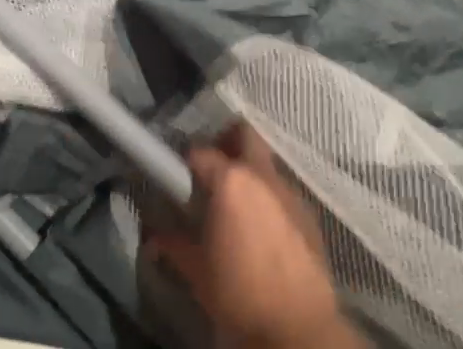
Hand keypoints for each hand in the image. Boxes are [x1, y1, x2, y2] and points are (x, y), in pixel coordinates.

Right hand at [145, 124, 357, 348]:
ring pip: (267, 164)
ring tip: (235, 203)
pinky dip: (268, 198)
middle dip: (226, 141)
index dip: (186, 161)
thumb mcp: (196, 270)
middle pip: (245, 135)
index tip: (178, 175)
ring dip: (250, 172)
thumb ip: (172, 244)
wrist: (298, 328)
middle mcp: (262, 176)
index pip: (200, 151)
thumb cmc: (239, 293)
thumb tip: (153, 237)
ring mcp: (290, 193)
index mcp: (231, 181)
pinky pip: (283, 192)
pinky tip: (261, 227)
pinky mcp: (309, 215)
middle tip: (211, 167)